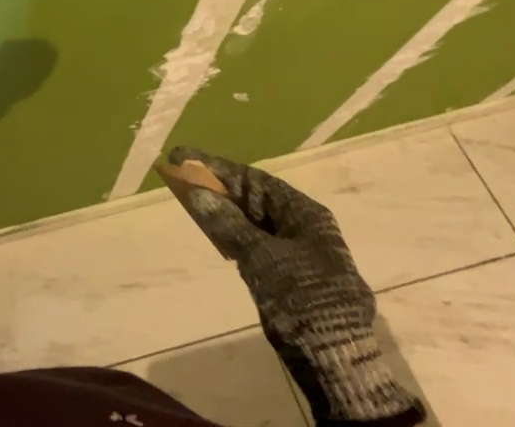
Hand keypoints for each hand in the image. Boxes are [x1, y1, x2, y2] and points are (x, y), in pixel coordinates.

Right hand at [167, 146, 426, 426]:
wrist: (332, 357)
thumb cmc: (302, 298)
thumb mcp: (263, 257)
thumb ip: (229, 224)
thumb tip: (197, 192)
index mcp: (305, 213)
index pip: (255, 180)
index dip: (218, 167)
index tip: (184, 157)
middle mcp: (302, 225)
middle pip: (253, 197)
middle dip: (218, 185)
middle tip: (181, 175)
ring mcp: (294, 250)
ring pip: (251, 219)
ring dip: (222, 209)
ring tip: (189, 198)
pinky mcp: (285, 273)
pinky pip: (253, 241)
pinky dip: (232, 233)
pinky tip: (213, 231)